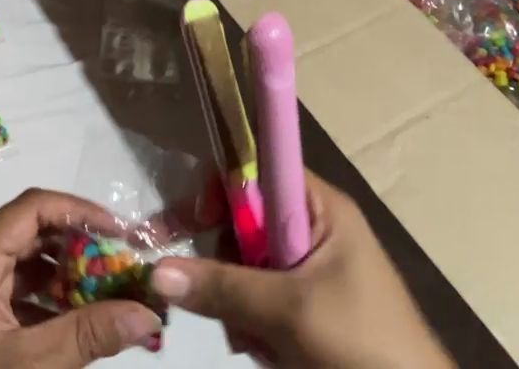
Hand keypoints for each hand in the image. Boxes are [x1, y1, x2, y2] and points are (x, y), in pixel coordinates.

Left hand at [0, 189, 164, 368]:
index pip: (32, 209)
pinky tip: (85, 322)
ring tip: (115, 293)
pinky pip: (17, 295)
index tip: (123, 232)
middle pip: (31, 234)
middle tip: (127, 265)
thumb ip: (88, 335)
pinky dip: (51, 304)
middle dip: (81, 248)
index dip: (80, 212)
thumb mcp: (29, 365)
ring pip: (26, 266)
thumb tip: (147, 313)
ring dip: (69, 278)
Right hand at [149, 174, 453, 368]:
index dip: (219, 189)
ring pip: (246, 265)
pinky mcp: (309, 303)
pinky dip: (253, 323)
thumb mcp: (290, 312)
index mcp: (320, 207)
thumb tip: (155, 272)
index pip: (255, 169)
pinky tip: (264, 349)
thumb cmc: (363, 344)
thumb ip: (223, 288)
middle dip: (227, 263)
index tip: (189, 221)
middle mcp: (314, 227)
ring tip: (253, 339)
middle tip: (221, 297)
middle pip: (243, 222)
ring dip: (239, 302)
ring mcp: (312, 268)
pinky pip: (260, 296)